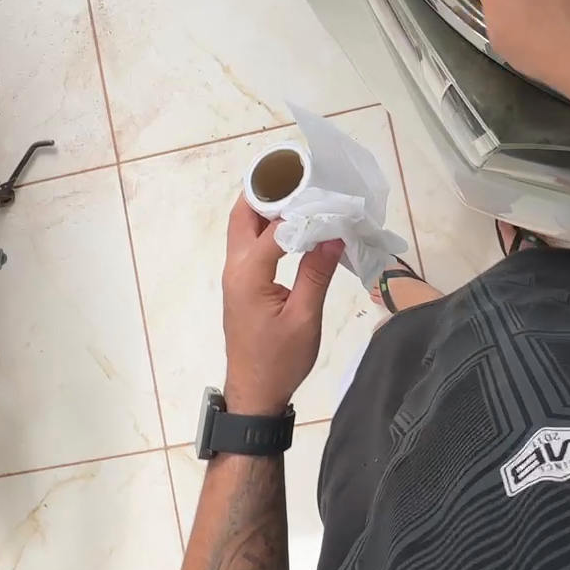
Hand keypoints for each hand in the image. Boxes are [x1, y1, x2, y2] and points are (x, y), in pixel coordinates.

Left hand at [220, 195, 345, 414]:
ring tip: (300, 191)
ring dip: (266, 206)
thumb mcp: (305, 317)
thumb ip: (317, 272)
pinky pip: (249, 242)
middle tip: (300, 175)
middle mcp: (235, 267)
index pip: (275, 227)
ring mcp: (235, 275)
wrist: (254, 393)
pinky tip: (293, 223)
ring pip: (244, 227)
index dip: (302, 209)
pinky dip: (267, 225)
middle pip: (244, 215)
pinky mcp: (242, 283)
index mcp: (249, 273)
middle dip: (268, 191)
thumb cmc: (279, 360)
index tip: (329, 195)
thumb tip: (334, 233)